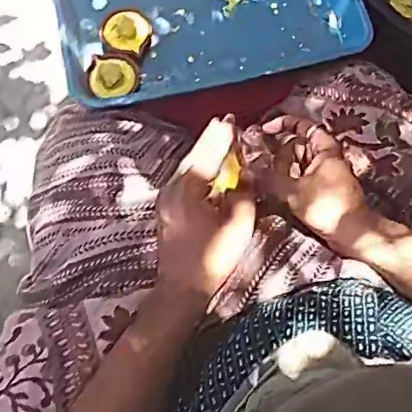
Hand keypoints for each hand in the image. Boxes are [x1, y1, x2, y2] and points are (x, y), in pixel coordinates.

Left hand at [154, 117, 256, 310]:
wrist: (181, 290)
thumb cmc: (211, 259)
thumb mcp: (238, 225)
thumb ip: (244, 193)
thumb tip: (245, 174)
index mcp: (187, 188)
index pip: (207, 153)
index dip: (221, 137)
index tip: (231, 121)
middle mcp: (172, 188)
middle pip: (194, 156)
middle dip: (211, 140)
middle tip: (227, 124)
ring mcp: (167, 198)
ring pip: (188, 166)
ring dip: (205, 152)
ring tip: (220, 138)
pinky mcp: (168, 208)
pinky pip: (186, 178)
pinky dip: (199, 167)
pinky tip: (209, 166)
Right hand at [247, 116, 380, 256]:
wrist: (353, 233)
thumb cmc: (327, 206)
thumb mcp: (295, 191)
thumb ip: (270, 178)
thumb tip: (249, 170)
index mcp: (324, 148)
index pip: (302, 126)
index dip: (282, 124)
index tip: (264, 130)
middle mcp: (324, 157)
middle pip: (296, 146)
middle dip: (277, 152)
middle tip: (258, 161)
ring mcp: (322, 173)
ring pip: (296, 163)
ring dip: (280, 168)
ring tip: (261, 176)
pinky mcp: (320, 189)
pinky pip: (299, 178)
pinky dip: (286, 180)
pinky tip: (272, 188)